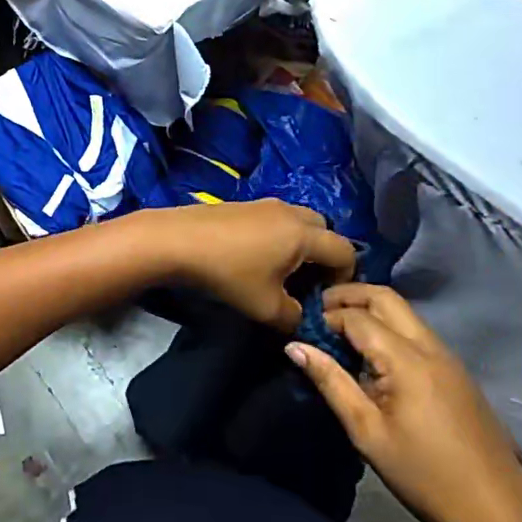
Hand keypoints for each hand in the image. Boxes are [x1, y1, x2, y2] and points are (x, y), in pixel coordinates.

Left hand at [165, 199, 353, 332]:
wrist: (175, 240)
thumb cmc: (227, 273)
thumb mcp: (267, 308)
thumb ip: (296, 318)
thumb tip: (303, 317)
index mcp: (303, 233)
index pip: (345, 251)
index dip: (346, 277)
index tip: (327, 299)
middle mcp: (287, 212)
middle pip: (323, 229)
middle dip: (325, 254)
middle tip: (309, 281)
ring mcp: (261, 204)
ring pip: (297, 220)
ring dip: (299, 243)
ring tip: (281, 270)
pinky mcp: (240, 205)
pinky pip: (273, 218)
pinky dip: (277, 235)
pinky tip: (255, 257)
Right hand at [287, 286, 521, 521]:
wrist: (501, 517)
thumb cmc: (425, 475)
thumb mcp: (367, 432)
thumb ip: (330, 382)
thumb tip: (293, 346)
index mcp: (407, 361)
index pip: (356, 316)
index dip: (325, 316)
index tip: (301, 330)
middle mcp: (431, 348)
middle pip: (385, 297)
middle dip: (347, 296)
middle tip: (318, 314)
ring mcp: (449, 358)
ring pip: (403, 312)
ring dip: (368, 310)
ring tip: (339, 333)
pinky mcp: (457, 372)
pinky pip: (416, 331)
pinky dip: (388, 327)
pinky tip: (372, 356)